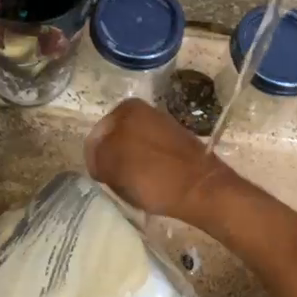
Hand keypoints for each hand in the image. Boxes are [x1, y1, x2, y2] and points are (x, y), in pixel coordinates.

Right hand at [84, 99, 242, 226]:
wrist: (201, 188)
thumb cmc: (151, 175)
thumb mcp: (111, 164)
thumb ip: (95, 155)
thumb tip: (97, 157)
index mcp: (127, 108)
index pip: (96, 137)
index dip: (97, 161)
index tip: (105, 180)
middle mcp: (145, 111)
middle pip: (115, 142)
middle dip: (113, 162)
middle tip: (118, 184)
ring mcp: (162, 126)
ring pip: (132, 151)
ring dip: (130, 168)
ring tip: (136, 187)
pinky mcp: (177, 144)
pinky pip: (151, 158)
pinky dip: (147, 170)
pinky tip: (152, 185)